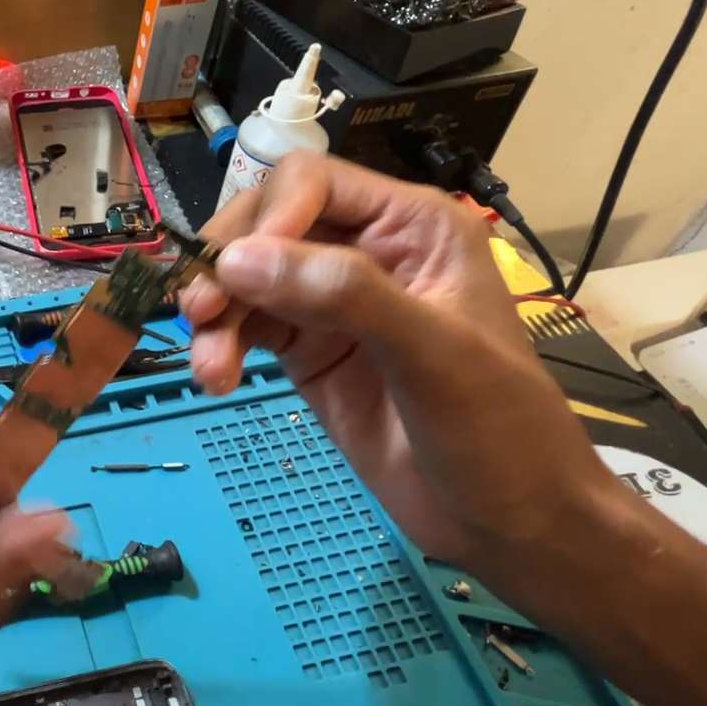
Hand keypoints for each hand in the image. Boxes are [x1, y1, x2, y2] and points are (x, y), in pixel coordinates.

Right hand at [181, 154, 612, 568]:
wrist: (506, 522)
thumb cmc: (497, 431)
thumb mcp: (433, 353)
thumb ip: (342, 295)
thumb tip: (234, 261)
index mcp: (409, 226)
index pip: (311, 183)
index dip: (267, 218)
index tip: (236, 273)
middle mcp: (362, 251)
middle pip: (263, 225)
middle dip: (225, 265)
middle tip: (201, 315)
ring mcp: (327, 302)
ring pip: (243, 279)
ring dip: (215, 317)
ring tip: (210, 370)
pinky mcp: (303, 347)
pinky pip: (244, 326)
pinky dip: (220, 345)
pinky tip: (217, 379)